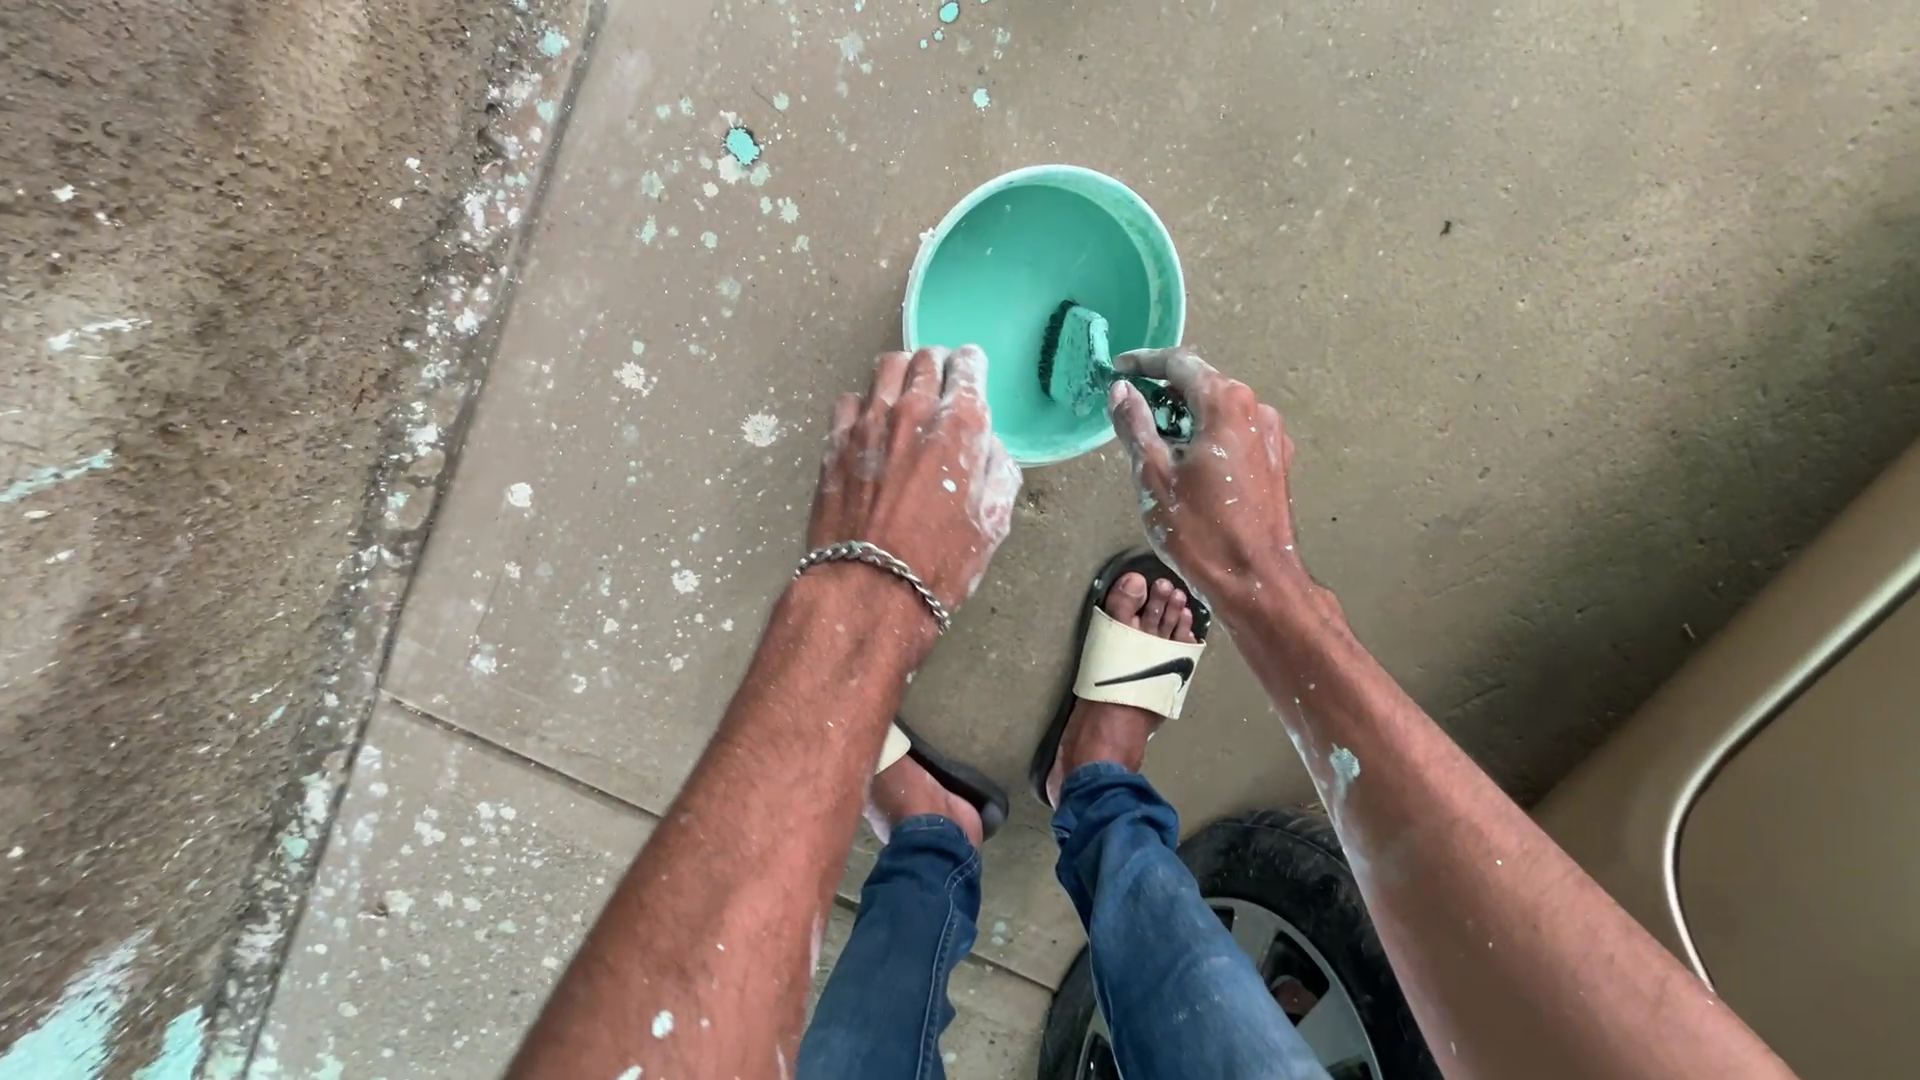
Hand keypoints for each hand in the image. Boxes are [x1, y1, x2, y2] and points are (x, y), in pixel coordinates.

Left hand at [808, 345, 1021, 614]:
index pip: (969, 365)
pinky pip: (849, 400)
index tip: (971, 373)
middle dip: (938, 365)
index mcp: (961, 426)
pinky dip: (864, 404)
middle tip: (940, 385)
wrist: (869, 588)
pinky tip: (869, 427)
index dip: (973, 366)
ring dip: (902, 375)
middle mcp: (914, 410)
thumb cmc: (939, 563)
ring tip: (904, 397)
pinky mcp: (835, 441)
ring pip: (886, 367)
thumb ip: (999, 472)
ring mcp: (869, 422)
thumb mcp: (993, 523)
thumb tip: (987, 447)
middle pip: (926, 358)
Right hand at [1106, 347, 1328, 620]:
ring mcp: (1272, 436)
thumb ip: (1134, 425)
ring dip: (1186, 416)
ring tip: (1155, 440)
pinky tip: (1188, 462)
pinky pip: (1235, 433)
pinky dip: (1207, 435)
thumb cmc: (1200, 530)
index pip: (1180, 363)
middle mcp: (1255, 409)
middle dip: (1164, 391)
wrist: (1257, 582)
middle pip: (1203, 384)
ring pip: (1220, 410)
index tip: (1118, 369)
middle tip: (1130, 408)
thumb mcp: (1152, 476)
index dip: (1144, 362)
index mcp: (1226, 404)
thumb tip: (1121, 391)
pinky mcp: (1277, 462)